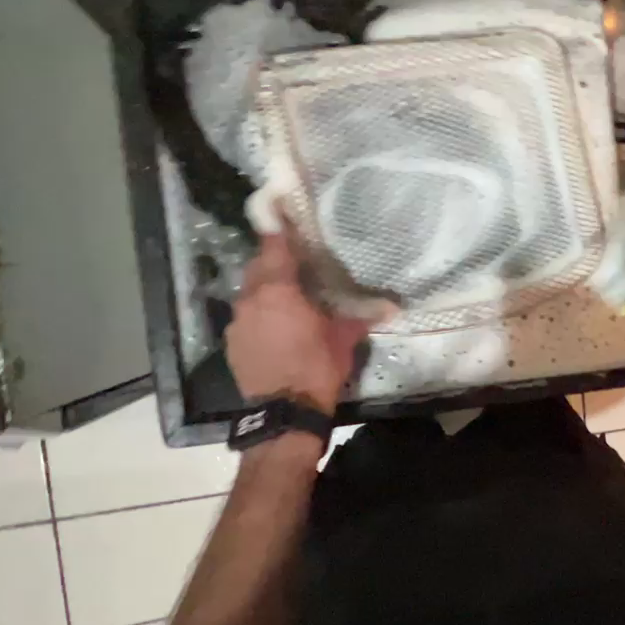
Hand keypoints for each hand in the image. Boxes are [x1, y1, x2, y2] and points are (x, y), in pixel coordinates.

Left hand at [226, 228, 370, 412]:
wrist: (285, 412)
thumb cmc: (317, 366)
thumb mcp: (344, 339)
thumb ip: (361, 317)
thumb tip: (392, 306)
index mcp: (278, 291)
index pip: (275, 247)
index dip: (280, 229)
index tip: (283, 212)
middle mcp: (251, 299)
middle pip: (257, 267)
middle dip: (273, 260)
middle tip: (295, 260)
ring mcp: (237, 322)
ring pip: (249, 292)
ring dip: (265, 288)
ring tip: (288, 294)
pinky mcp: (233, 342)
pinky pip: (246, 316)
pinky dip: (259, 313)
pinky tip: (276, 324)